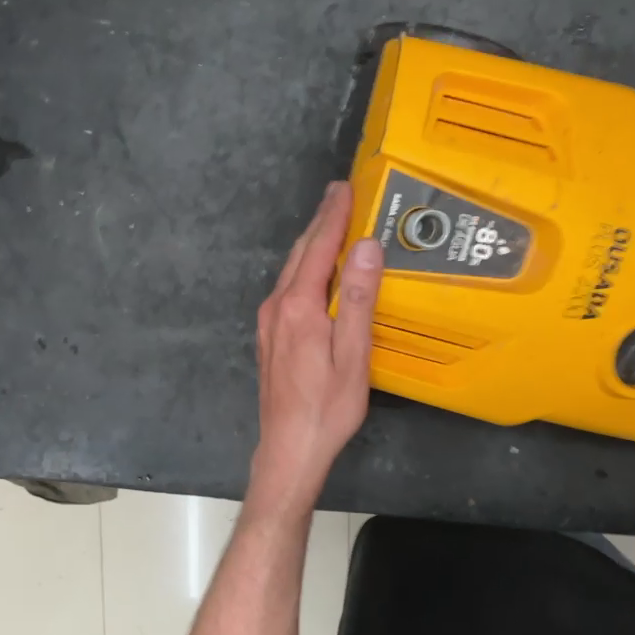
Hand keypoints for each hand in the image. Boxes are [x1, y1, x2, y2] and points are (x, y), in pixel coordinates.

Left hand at [249, 182, 384, 511]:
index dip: (334, 216)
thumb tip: (366, 247)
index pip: (318, 248)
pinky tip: (316, 271)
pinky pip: (287, 290)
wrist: (289, 447)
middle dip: (321, 223)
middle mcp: (277, 307)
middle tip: (340, 194)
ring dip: (311, 245)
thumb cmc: (328, 408)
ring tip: (331, 223)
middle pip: (299, 254)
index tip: (347, 187)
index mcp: (299, 307)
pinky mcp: (269, 338)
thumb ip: (358, 299)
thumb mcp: (353, 355)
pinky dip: (304, 269)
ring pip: (290, 272)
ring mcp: (268, 324)